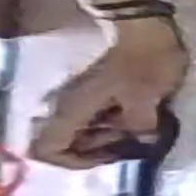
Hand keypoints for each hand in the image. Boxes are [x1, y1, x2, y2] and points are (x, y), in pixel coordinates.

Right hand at [29, 17, 186, 168]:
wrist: (149, 33)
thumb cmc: (147, 64)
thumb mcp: (146, 97)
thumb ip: (140, 124)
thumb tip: (142, 142)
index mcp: (71, 110)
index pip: (46, 149)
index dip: (74, 161)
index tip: (111, 157)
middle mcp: (68, 107)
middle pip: (68, 143)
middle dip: (101, 150)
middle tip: (138, 144)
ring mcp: (83, 100)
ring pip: (87, 131)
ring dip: (113, 138)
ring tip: (147, 133)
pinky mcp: (100, 93)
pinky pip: (102, 118)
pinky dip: (120, 125)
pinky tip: (147, 122)